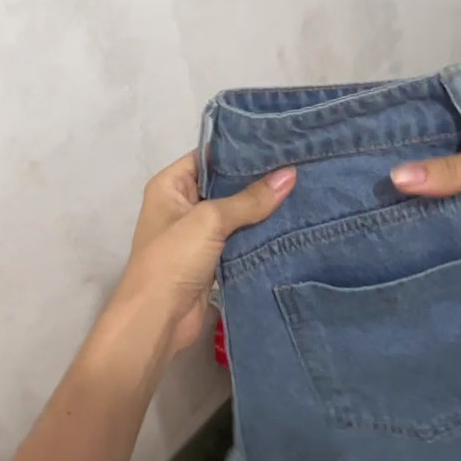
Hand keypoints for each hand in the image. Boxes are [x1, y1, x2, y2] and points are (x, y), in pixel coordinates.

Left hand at [107, 153, 295, 364]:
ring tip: (303, 188)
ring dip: (263, 207)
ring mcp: (198, 233)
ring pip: (236, 212)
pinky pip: (241, 238)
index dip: (241, 148)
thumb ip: (250, 199)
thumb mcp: (210, 220)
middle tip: (299, 164)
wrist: (157, 319)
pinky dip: (261, 232)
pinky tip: (292, 222)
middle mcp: (182, 204)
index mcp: (170, 185)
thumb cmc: (173, 259)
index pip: (208, 155)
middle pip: (224, 184)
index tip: (279, 141)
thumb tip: (290, 175)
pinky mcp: (213, 259)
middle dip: (258, 178)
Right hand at [387, 95, 460, 250]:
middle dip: (417, 168)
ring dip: (429, 196)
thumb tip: (395, 179)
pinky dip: (447, 218)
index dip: (415, 130)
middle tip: (369, 180)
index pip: (446, 117)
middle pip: (446, 155)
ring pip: (453, 186)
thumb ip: (454, 170)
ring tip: (380, 205)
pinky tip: (411, 225)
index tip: (374, 145)